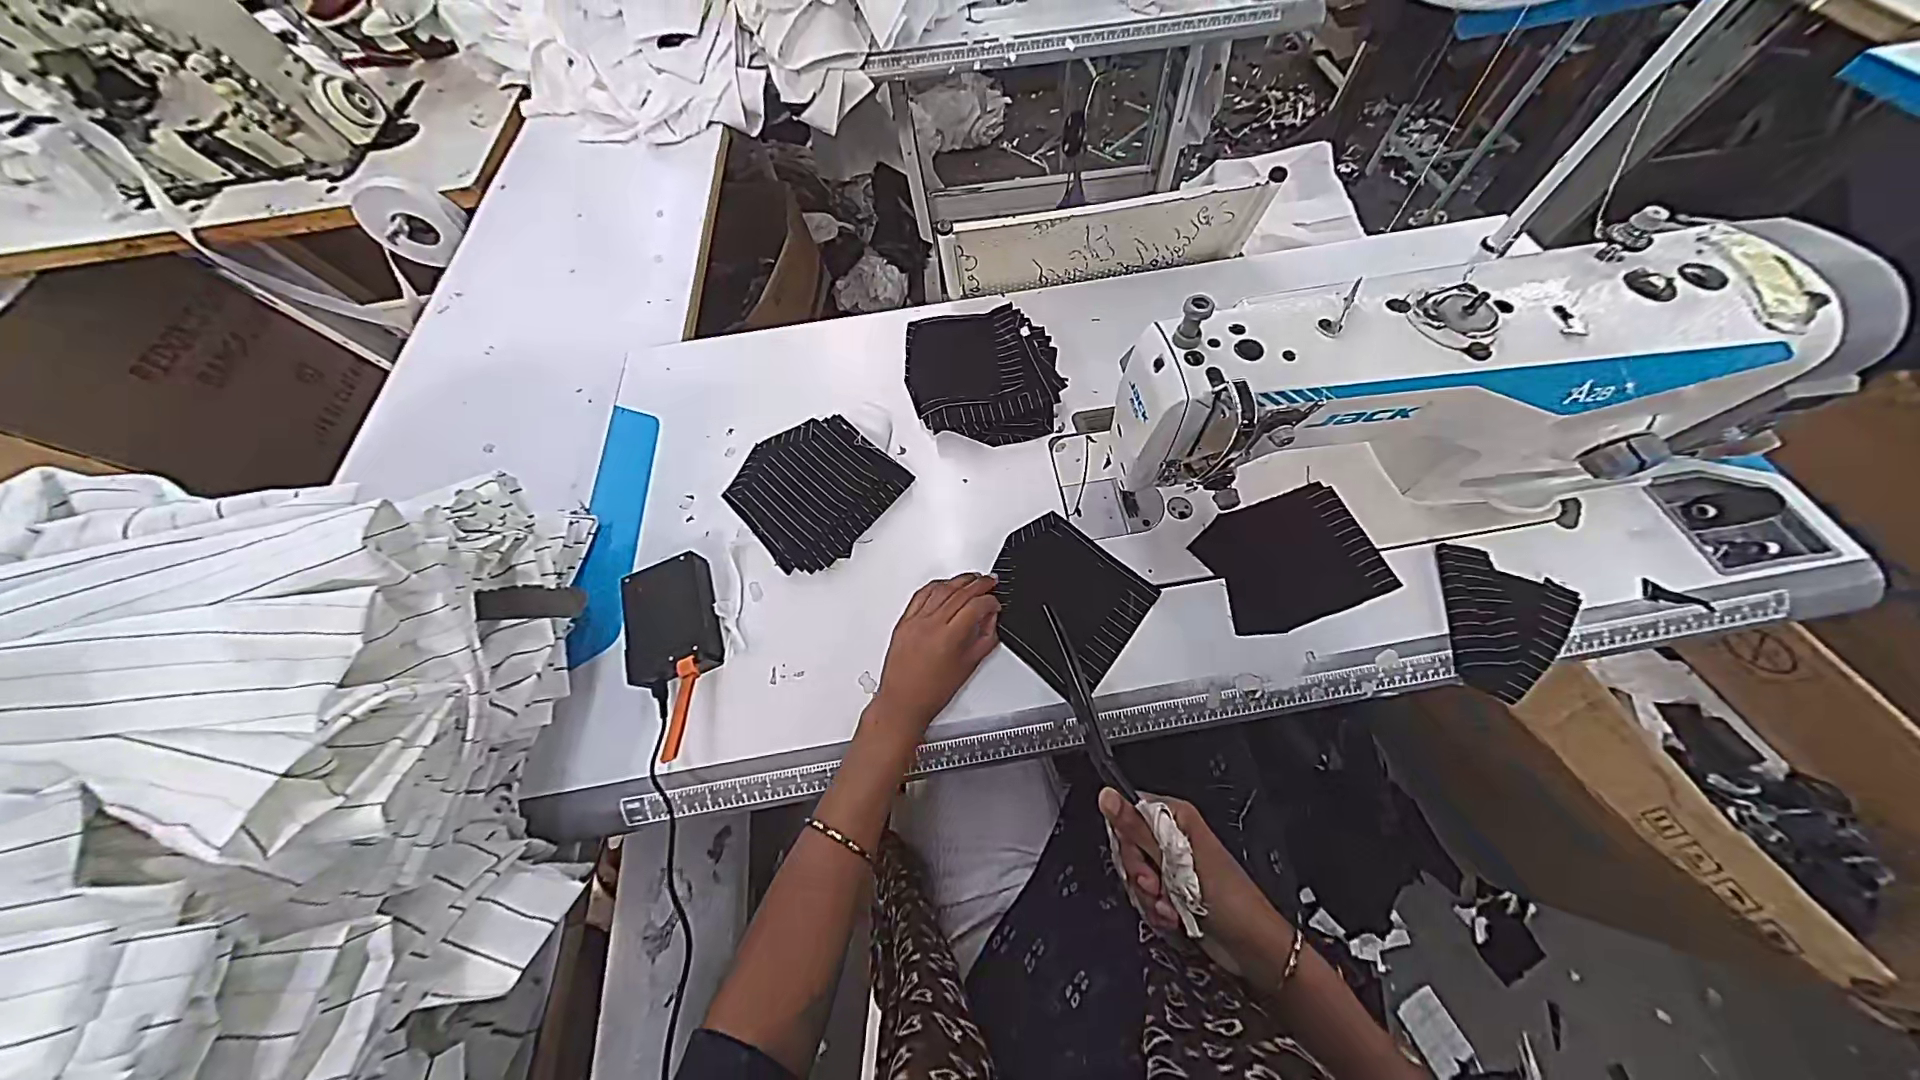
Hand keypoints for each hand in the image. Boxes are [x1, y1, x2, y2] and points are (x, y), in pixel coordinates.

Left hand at [866, 574, 1000, 741]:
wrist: (903, 702)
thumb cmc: (932, 692)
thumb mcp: (968, 666)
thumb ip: (985, 639)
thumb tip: (991, 621)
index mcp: (949, 637)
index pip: (975, 606)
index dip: (990, 601)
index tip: (995, 603)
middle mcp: (930, 625)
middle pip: (959, 593)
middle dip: (979, 584)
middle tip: (990, 581)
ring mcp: (915, 621)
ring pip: (940, 589)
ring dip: (959, 581)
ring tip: (971, 579)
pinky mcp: (904, 622)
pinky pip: (921, 595)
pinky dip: (936, 586)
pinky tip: (944, 585)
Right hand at [1100, 787, 1297, 984]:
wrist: (1254, 948)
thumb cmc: (1226, 899)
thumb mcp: (1176, 861)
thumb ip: (1136, 828)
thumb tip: (1106, 795)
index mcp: (1176, 817)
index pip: (1128, 814)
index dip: (1127, 842)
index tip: (1141, 865)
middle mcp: (1173, 837)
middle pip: (1128, 848)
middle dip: (1139, 877)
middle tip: (1157, 889)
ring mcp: (1173, 865)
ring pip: (1135, 876)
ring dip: (1148, 899)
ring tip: (1171, 911)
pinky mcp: (1173, 891)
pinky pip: (1145, 896)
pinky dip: (1155, 911)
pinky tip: (1173, 920)